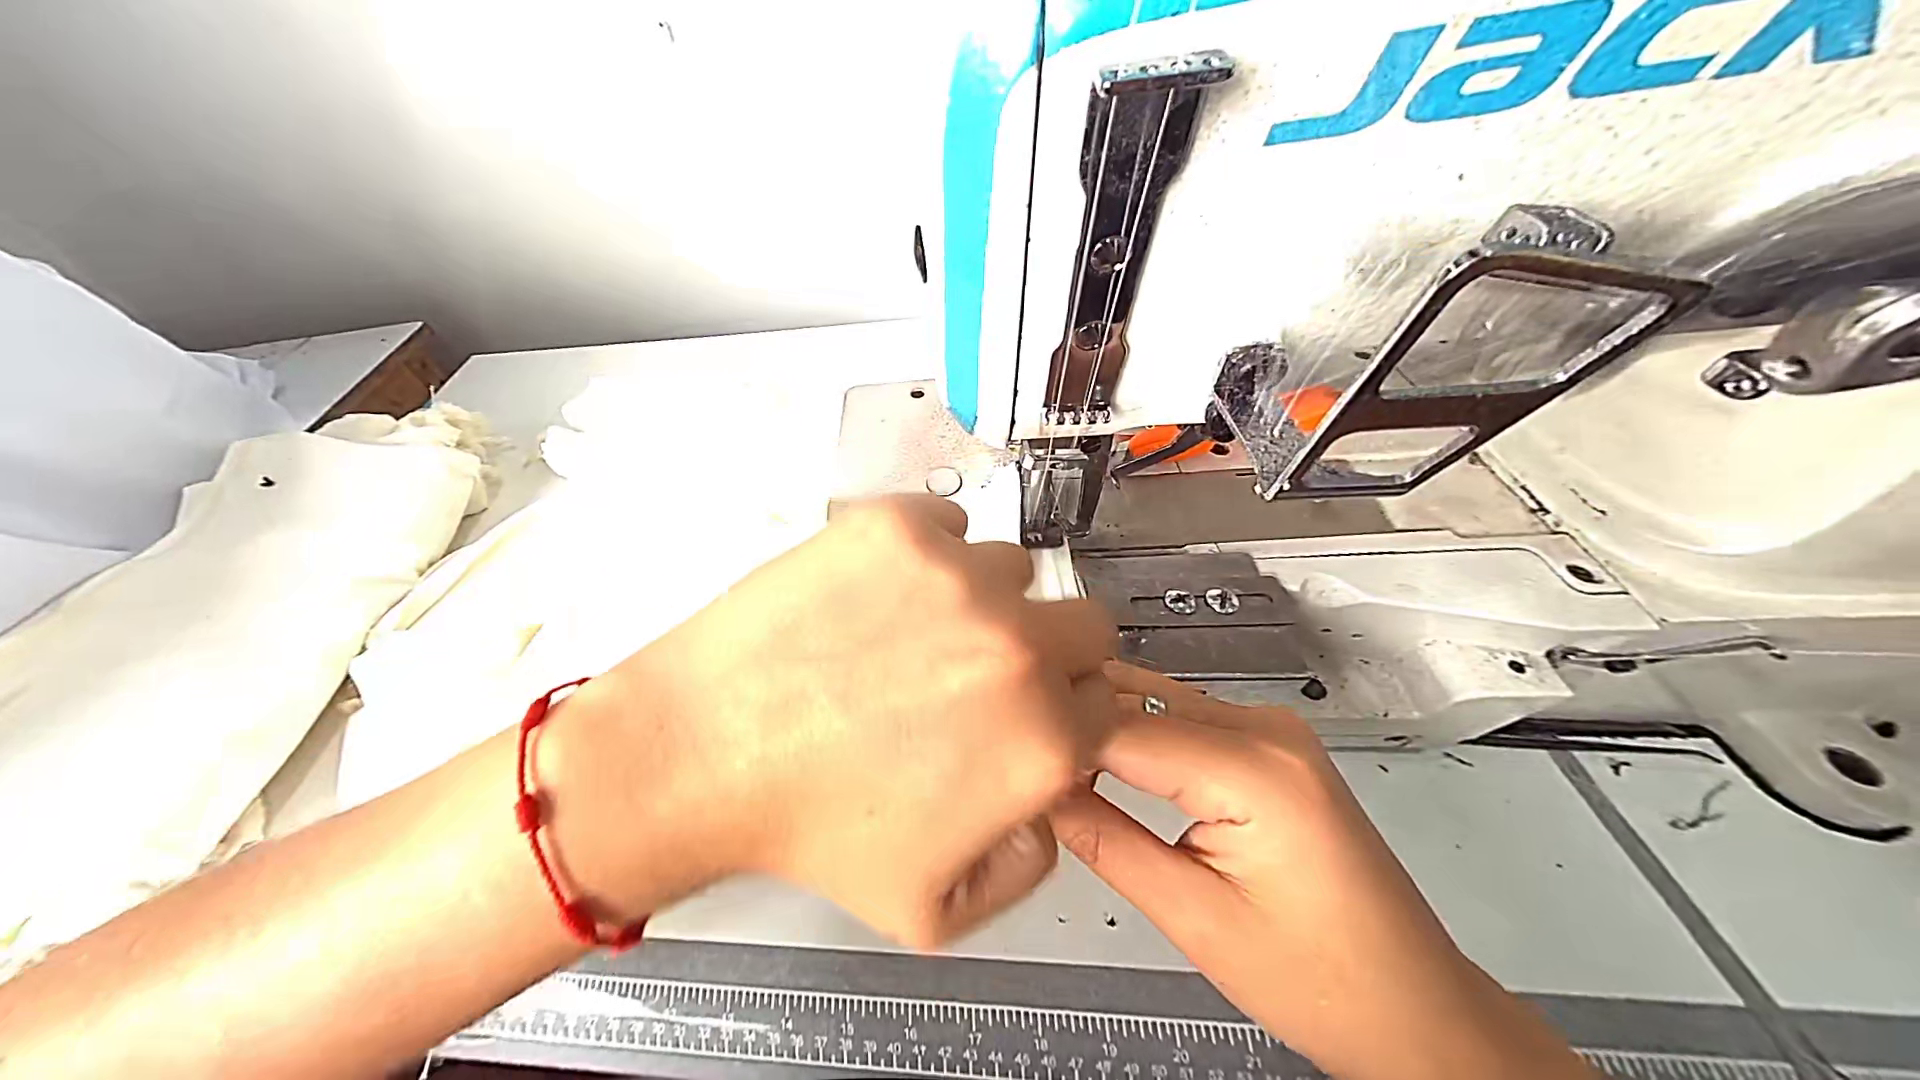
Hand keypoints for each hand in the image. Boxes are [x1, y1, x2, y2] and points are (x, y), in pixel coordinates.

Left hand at [545, 496, 1116, 945]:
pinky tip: (884, 594)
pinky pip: (948, 525)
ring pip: (1012, 569)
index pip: (1104, 700)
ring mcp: (956, 577)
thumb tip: (1050, 801)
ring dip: (982, 599)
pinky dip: (930, 553)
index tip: (1035, 702)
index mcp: (1040, 739)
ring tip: (914, 632)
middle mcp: (1014, 648)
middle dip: (1049, 648)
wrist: (698, 755)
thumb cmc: (806, 825)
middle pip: (1083, 624)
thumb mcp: (936, 905)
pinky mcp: (897, 529)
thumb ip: (1027, 864)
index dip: (1067, 706)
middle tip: (984, 666)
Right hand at [1051, 665, 1592, 1079]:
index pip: (1120, 724)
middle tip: (1015, 758)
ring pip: (1150, 698)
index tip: (1006, 761)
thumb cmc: (1326, 981)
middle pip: (1134, 696)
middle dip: (1069, 721)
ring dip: (1096, 725)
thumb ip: (1106, 841)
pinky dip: (1131, 734)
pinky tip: (1098, 762)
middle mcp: (1265, 728)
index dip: (1054, 739)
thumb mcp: (1194, 919)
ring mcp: (1268, 729)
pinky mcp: (1263, 743)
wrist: (1415, 1009)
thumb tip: (1039, 794)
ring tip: (1047, 763)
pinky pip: (1176, 717)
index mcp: (1256, 769)